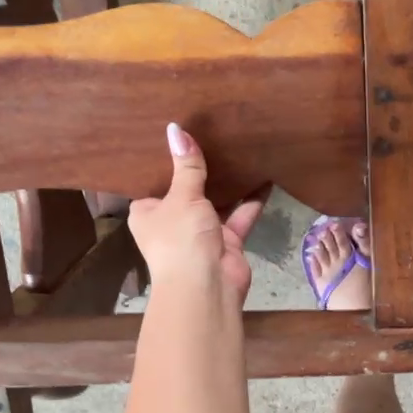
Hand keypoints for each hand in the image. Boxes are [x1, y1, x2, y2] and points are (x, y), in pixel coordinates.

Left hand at [128, 123, 263, 300]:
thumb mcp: (183, 196)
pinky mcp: (226, 242)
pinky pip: (239, 217)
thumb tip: (175, 128)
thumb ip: (187, 165)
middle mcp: (172, 223)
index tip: (177, 139)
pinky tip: (263, 181)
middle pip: (187, 193)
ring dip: (227, 187)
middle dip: (199, 173)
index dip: (164, 164)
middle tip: (212, 138)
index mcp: (148, 212)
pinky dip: (251, 203)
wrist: (207, 285)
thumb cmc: (181, 238)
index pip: (153, 184)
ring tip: (239, 154)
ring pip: (215, 205)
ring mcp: (201, 234)